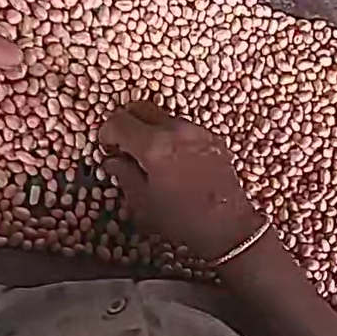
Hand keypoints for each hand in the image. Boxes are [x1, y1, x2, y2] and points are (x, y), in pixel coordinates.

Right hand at [97, 101, 263, 261]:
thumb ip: (124, 175)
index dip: (107, 133)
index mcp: (154, 146)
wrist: (228, 227)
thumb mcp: (144, 202)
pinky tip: (174, 162)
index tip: (107, 147)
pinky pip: (185, 129)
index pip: (119, 121)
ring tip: (150, 158)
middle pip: (141, 108)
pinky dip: (173, 138)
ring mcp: (198, 132)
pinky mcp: (213, 139)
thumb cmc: (184, 220)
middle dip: (127, 123)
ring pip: (164, 117)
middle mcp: (177, 130)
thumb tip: (114, 160)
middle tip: (123, 146)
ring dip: (151, 131)